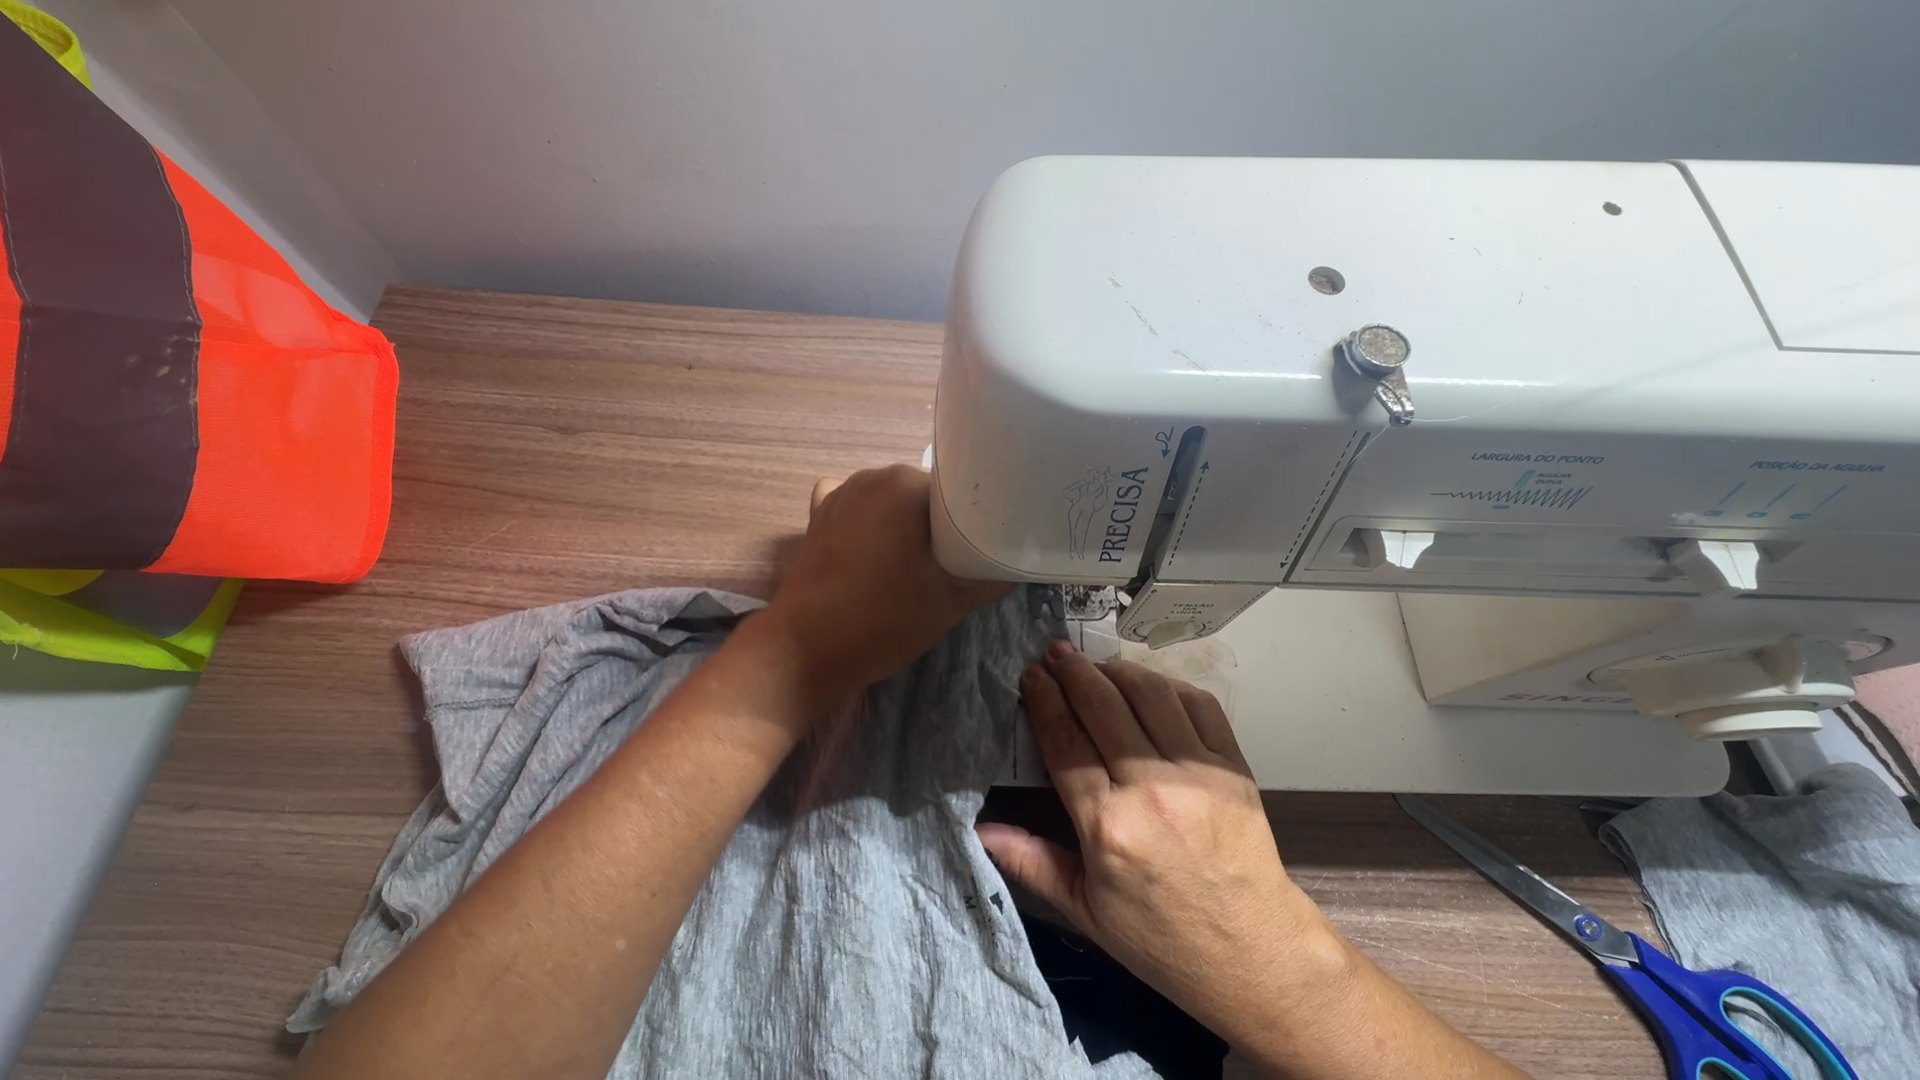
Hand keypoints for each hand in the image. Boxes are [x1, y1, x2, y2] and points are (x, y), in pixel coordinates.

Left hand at [762, 464, 1007, 704]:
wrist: (805, 650)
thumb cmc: (882, 619)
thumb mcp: (950, 603)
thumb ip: (990, 578)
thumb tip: (1014, 566)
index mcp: (907, 485)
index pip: (960, 490)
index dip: (976, 520)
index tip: (982, 549)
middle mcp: (873, 476)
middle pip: (926, 494)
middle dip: (941, 523)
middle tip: (955, 564)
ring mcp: (839, 494)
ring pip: (892, 501)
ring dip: (906, 525)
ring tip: (916, 564)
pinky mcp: (817, 517)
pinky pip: (857, 509)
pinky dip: (871, 523)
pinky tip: (876, 551)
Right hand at [976, 642, 1345, 1038]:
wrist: (1252, 953)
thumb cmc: (1160, 938)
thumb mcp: (1085, 911)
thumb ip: (1031, 862)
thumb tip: (980, 827)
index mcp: (1108, 826)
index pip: (1064, 740)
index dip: (1043, 700)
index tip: (1031, 676)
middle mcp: (1152, 789)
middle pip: (1103, 704)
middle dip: (1073, 671)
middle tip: (1054, 652)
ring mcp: (1199, 773)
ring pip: (1150, 694)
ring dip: (1117, 670)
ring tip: (1095, 664)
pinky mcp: (1234, 768)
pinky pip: (1198, 705)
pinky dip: (1168, 685)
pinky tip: (1148, 685)